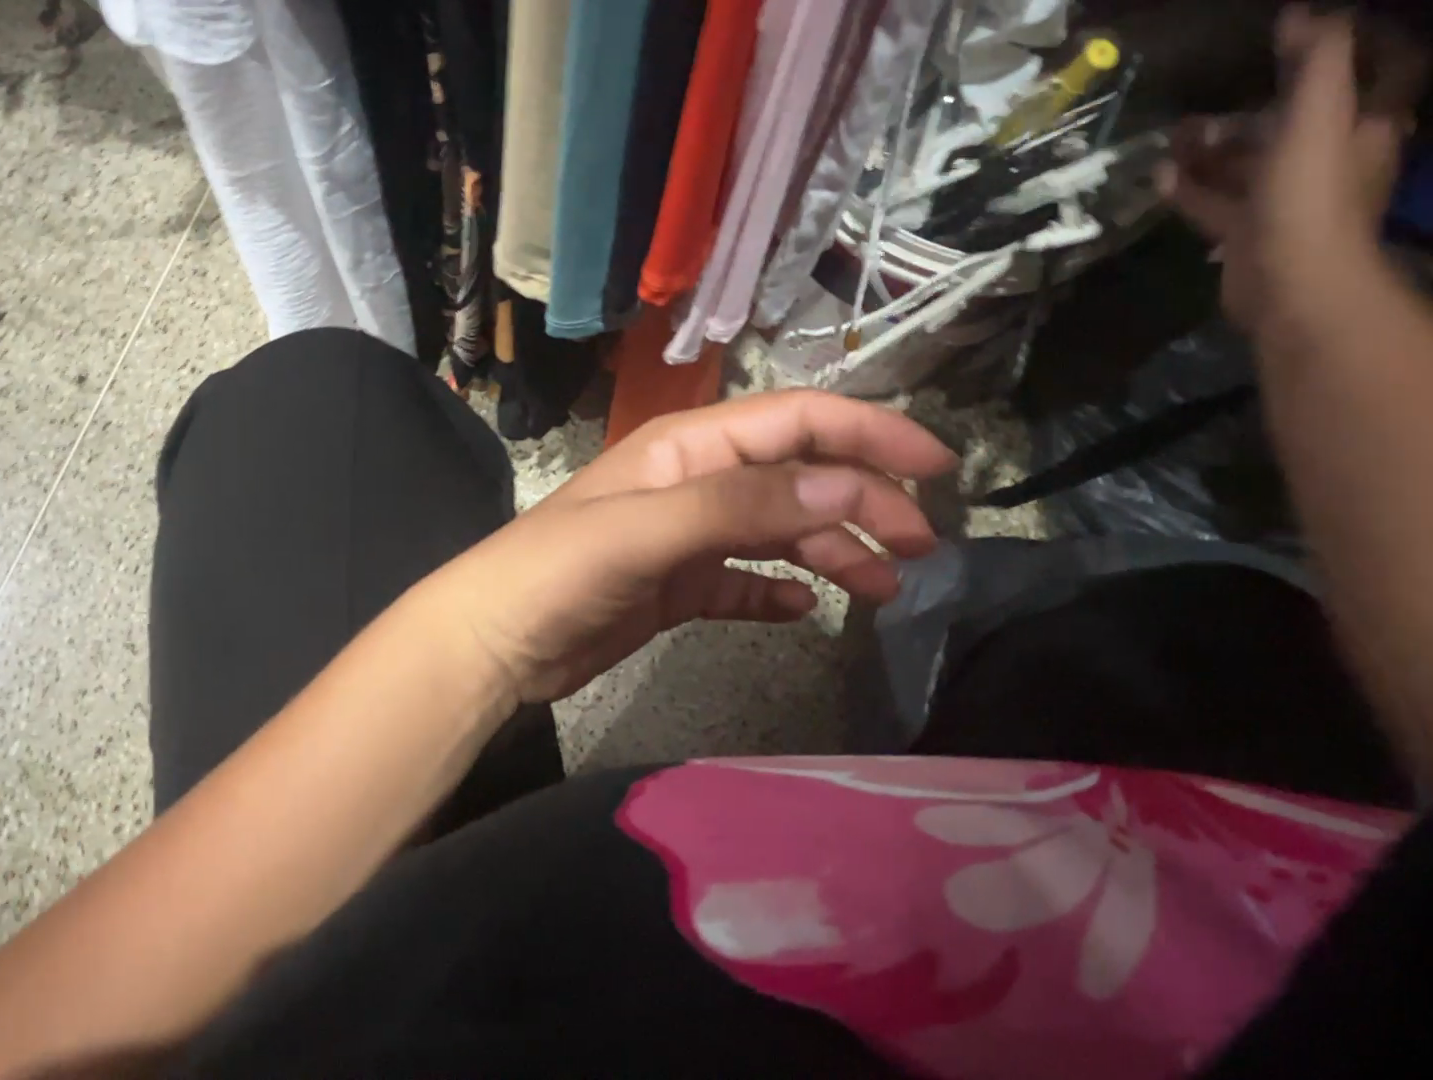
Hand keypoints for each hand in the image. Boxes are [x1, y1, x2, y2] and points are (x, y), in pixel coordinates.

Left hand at [415, 390, 956, 704]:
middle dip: (864, 502)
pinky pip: (745, 580)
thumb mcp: (645, 531)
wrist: (494, 644)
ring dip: (835, 552)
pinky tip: (805, 609)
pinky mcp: (677, 586)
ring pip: (781, 531)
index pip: (796, 421)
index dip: (870, 433)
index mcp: (689, 448)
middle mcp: (695, 482)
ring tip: (883, 590)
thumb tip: (842, 488)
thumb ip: (739, 505)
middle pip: (800, 477)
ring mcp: (687, 536)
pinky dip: (779, 590)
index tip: (937, 467)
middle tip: (919, 547)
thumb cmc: (556, 573)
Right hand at [1157, 7, 1419, 334]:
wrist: (1289, 287)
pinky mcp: (1247, 233)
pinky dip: (1189, 189)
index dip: (1351, 47)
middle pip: (1296, 121)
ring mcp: (1285, 200)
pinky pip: (1215, 203)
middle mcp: (1329, 160)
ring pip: (1248, 163)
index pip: (1376, 72)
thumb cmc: (1309, 200)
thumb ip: (1318, 62)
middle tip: (1216, 89)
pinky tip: (1160, 178)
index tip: (1304, 34)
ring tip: (1174, 135)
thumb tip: (1302, 13)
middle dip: (1258, 104)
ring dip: (1212, 148)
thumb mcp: (1318, 119)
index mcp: (1362, 129)